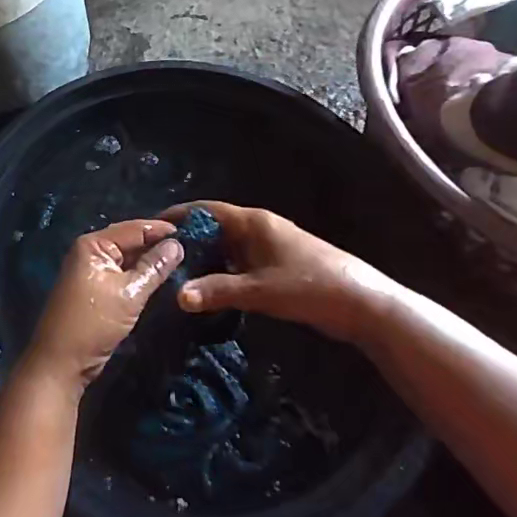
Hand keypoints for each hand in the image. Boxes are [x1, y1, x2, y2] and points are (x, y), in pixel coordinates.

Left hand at [22, 219, 183, 389]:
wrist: (63, 360)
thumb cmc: (93, 323)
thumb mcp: (129, 294)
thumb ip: (154, 267)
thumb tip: (177, 244)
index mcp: (93, 244)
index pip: (135, 228)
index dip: (164, 229)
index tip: (196, 230)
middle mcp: (91, 250)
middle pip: (131, 240)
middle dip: (159, 242)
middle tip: (196, 243)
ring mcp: (93, 269)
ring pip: (129, 257)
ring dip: (152, 258)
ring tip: (188, 257)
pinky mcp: (97, 287)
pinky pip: (124, 272)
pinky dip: (142, 273)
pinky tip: (164, 275)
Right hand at [157, 202, 399, 344]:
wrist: (366, 306)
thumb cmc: (310, 287)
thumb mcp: (258, 291)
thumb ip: (216, 291)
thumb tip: (177, 296)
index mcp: (252, 222)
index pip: (204, 210)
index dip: (177, 216)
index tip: (150, 228)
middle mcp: (258, 228)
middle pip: (211, 227)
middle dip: (185, 239)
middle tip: (156, 256)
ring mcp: (268, 247)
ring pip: (225, 246)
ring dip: (203, 256)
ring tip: (174, 272)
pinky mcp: (276, 265)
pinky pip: (237, 261)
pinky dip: (219, 269)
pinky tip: (207, 286)